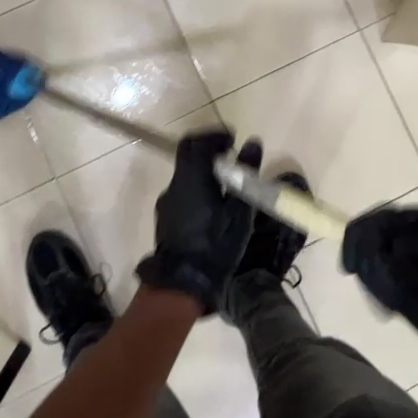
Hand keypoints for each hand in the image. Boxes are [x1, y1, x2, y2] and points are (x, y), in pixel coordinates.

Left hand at [135, 129, 258, 312]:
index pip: (198, 141)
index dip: (215, 135)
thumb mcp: (239, 210)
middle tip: (229, 155)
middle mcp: (175, 183)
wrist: (183, 281)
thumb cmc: (216, 244)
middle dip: (207, 149)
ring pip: (184, 174)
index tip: (232, 139)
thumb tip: (253, 143)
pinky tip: (211, 207)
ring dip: (202, 171)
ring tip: (225, 185)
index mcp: (192, 177)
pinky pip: (181, 192)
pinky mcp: (165, 217)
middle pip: (187, 154)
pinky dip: (196, 188)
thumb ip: (245, 174)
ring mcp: (167, 201)